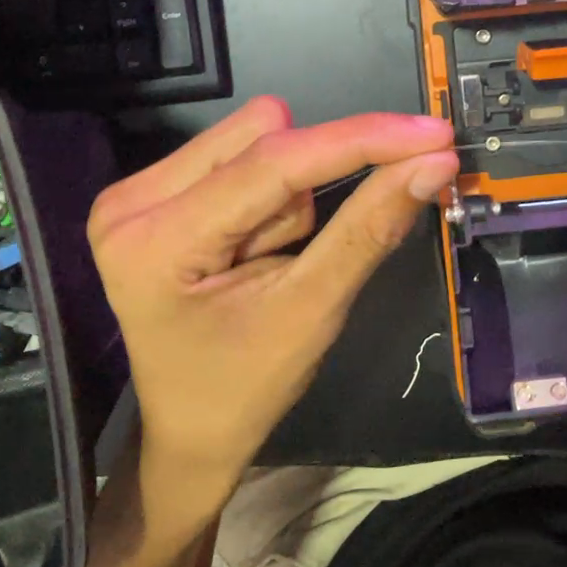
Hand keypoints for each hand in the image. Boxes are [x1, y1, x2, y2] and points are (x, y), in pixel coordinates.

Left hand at [86, 98, 458, 482]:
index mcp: (157, 241)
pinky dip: (272, 193)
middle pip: (264, 137)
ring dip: (291, 194)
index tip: (433, 134)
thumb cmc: (245, 390)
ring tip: (271, 260)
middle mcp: (133, 200)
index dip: (362, 140)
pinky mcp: (153, 191)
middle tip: (306, 252)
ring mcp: (136, 192)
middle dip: (311, 186)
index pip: (275, 163)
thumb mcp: (312, 312)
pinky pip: (239, 153)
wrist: (190, 433)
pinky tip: (254, 247)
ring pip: (255, 138)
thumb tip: (433, 163)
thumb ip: (369, 229)